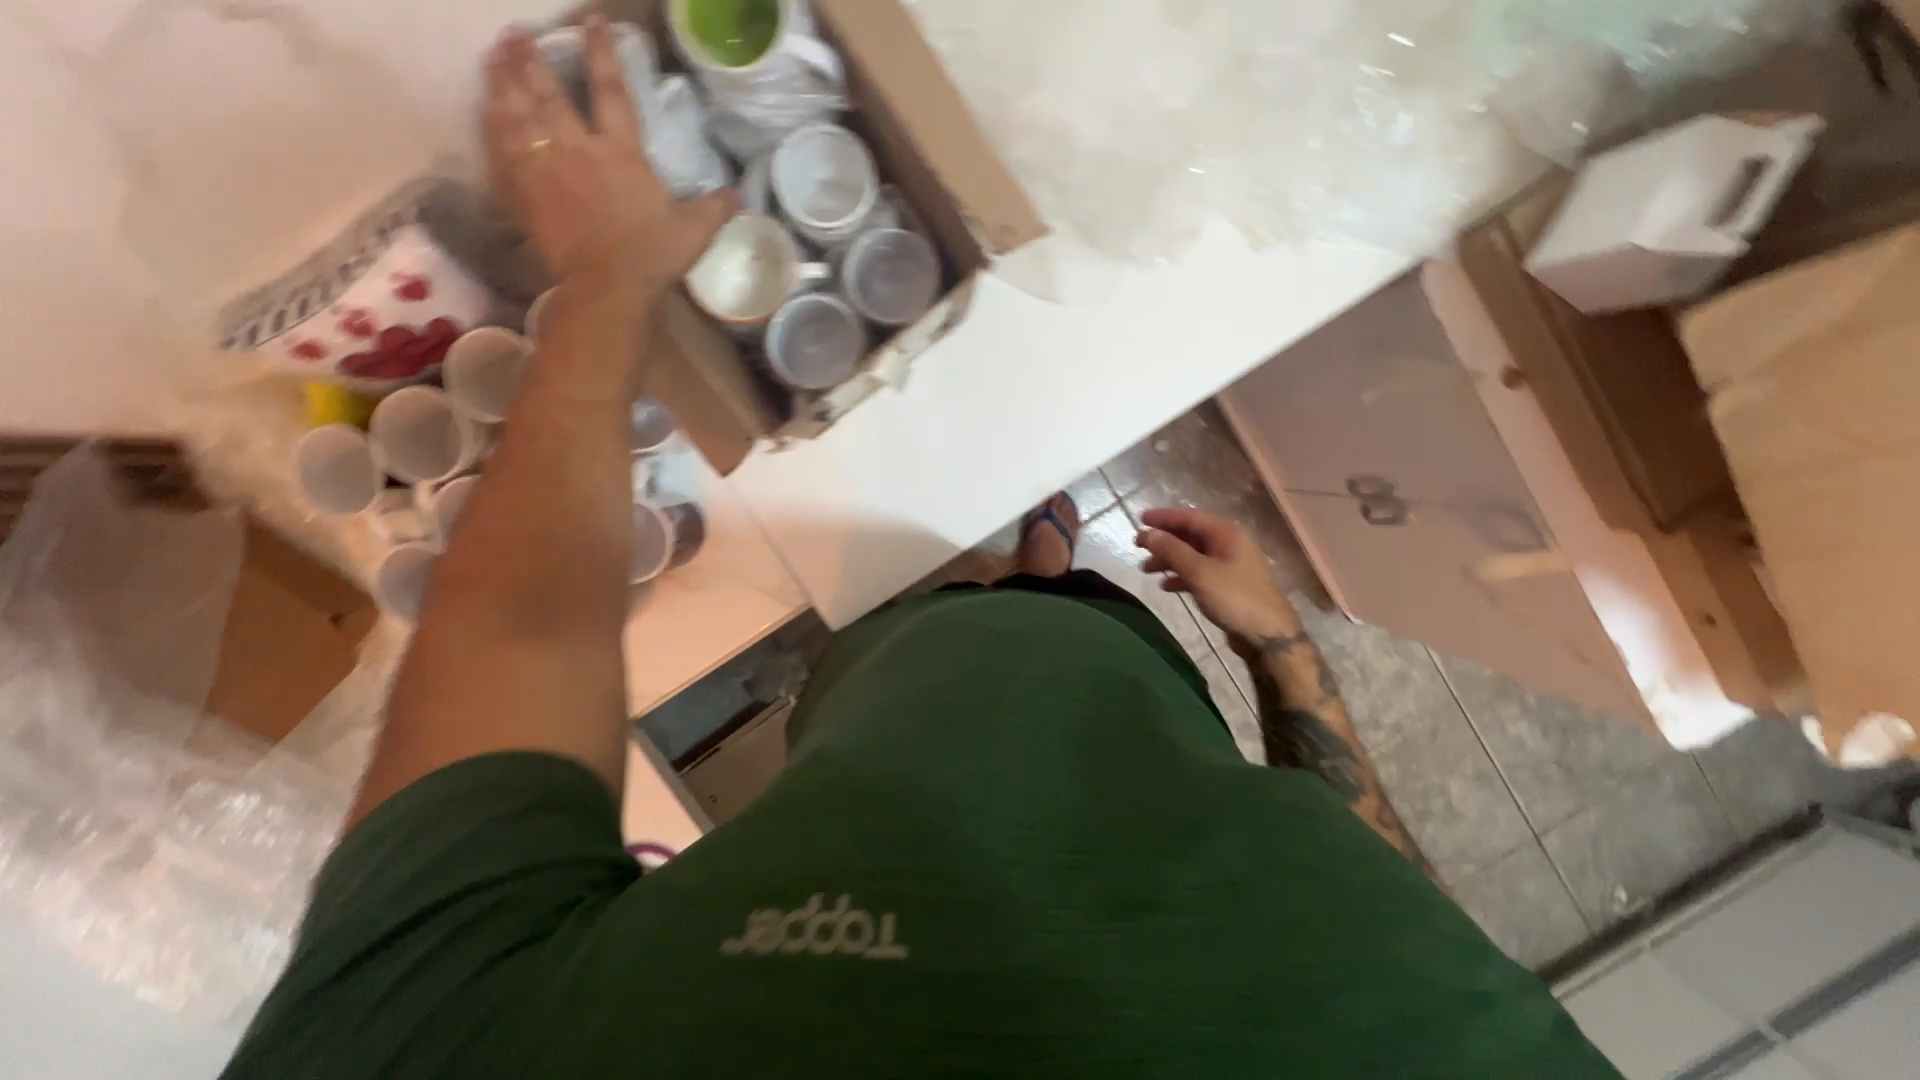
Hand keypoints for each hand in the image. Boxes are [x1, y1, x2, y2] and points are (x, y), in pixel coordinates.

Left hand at [484, 14, 733, 300]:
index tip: (591, 20)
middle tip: (514, 33)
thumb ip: (714, 209)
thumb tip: (737, 195)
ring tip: (494, 57)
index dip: (601, 51)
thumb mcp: (693, 232)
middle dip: (530, 58)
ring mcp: (546, 169)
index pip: (610, 89)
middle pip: (546, 92)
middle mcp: (578, 149)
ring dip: (502, 81)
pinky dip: (493, 126)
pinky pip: (502, 150)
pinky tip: (487, 111)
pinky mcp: (525, 193)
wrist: (607, 288)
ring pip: (516, 113)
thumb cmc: (652, 257)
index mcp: (621, 153)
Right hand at [1136, 507, 1299, 644]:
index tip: (1140, 520)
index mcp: (1225, 533)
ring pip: (1193, 555)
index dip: (1163, 518)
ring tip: (1146, 570)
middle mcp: (1229, 544)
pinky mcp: (1228, 584)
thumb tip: (1148, 533)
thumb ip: (1172, 550)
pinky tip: (1167, 586)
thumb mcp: (1199, 572)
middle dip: (1163, 541)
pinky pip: (1199, 573)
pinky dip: (1182, 576)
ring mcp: (1230, 565)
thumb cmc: (1234, 597)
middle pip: (1189, 535)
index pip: (1188, 517)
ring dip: (1169, 560)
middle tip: (1138, 547)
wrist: (1268, 634)